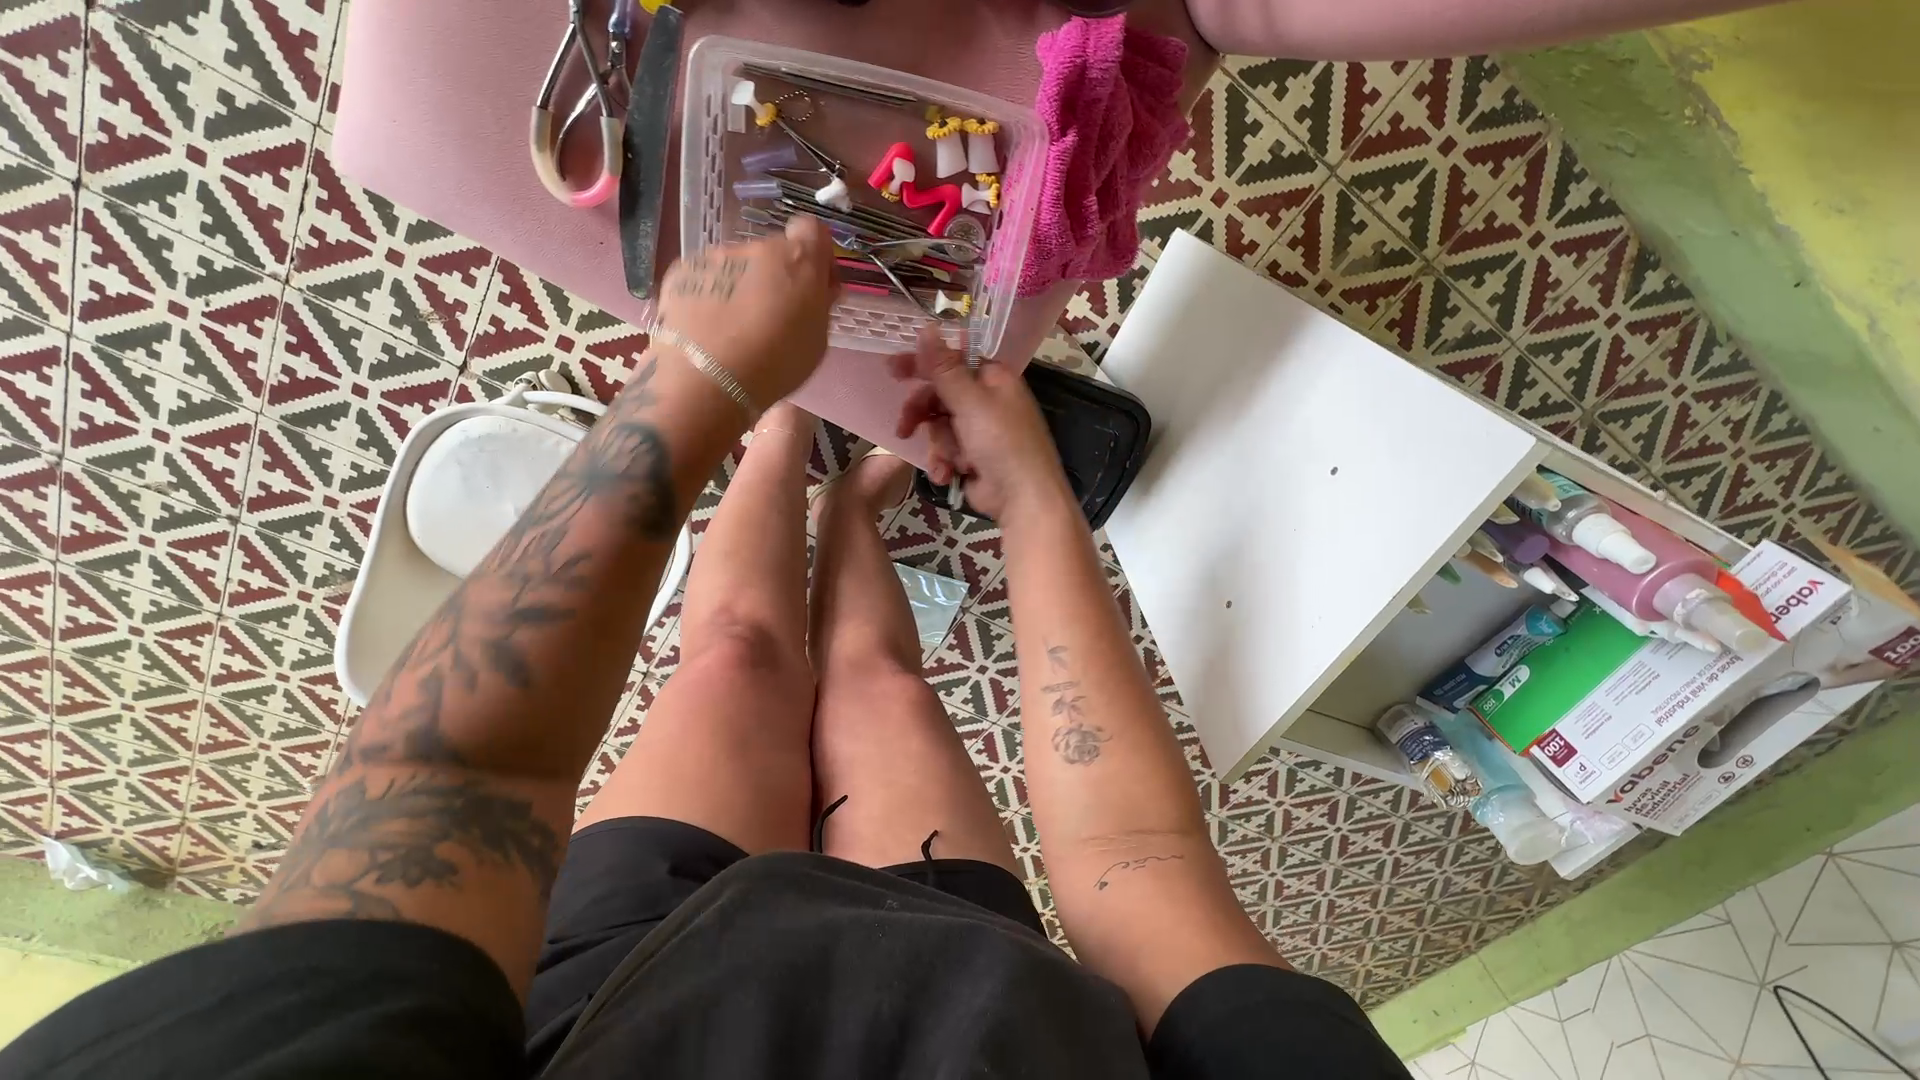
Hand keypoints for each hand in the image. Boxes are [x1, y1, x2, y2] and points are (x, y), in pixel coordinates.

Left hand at [654, 215, 836, 405]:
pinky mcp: (682, 270)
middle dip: (776, 277)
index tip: (814, 284)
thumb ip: (819, 305)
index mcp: (798, 260)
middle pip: (772, 252)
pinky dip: (709, 295)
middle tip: (771, 317)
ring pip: (737, 266)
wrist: (707, 380)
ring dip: (741, 286)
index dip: (815, 254)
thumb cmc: (775, 365)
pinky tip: (708, 328)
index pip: (813, 230)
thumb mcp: (818, 341)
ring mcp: (716, 256)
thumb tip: (818, 289)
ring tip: (733, 328)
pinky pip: (705, 278)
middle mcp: (758, 247)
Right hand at [889, 328, 1073, 522]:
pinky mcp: (972, 457)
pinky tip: (949, 475)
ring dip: (939, 445)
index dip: (922, 366)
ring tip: (947, 462)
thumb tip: (927, 327)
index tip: (892, 371)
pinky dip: (944, 463)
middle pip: (939, 396)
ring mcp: (979, 431)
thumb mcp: (970, 401)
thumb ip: (944, 367)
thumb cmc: (1002, 442)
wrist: (1023, 498)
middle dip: (922, 414)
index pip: (951, 362)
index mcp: (993, 379)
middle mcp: (986, 401)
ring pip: (938, 427)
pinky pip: (945, 450)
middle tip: (904, 427)